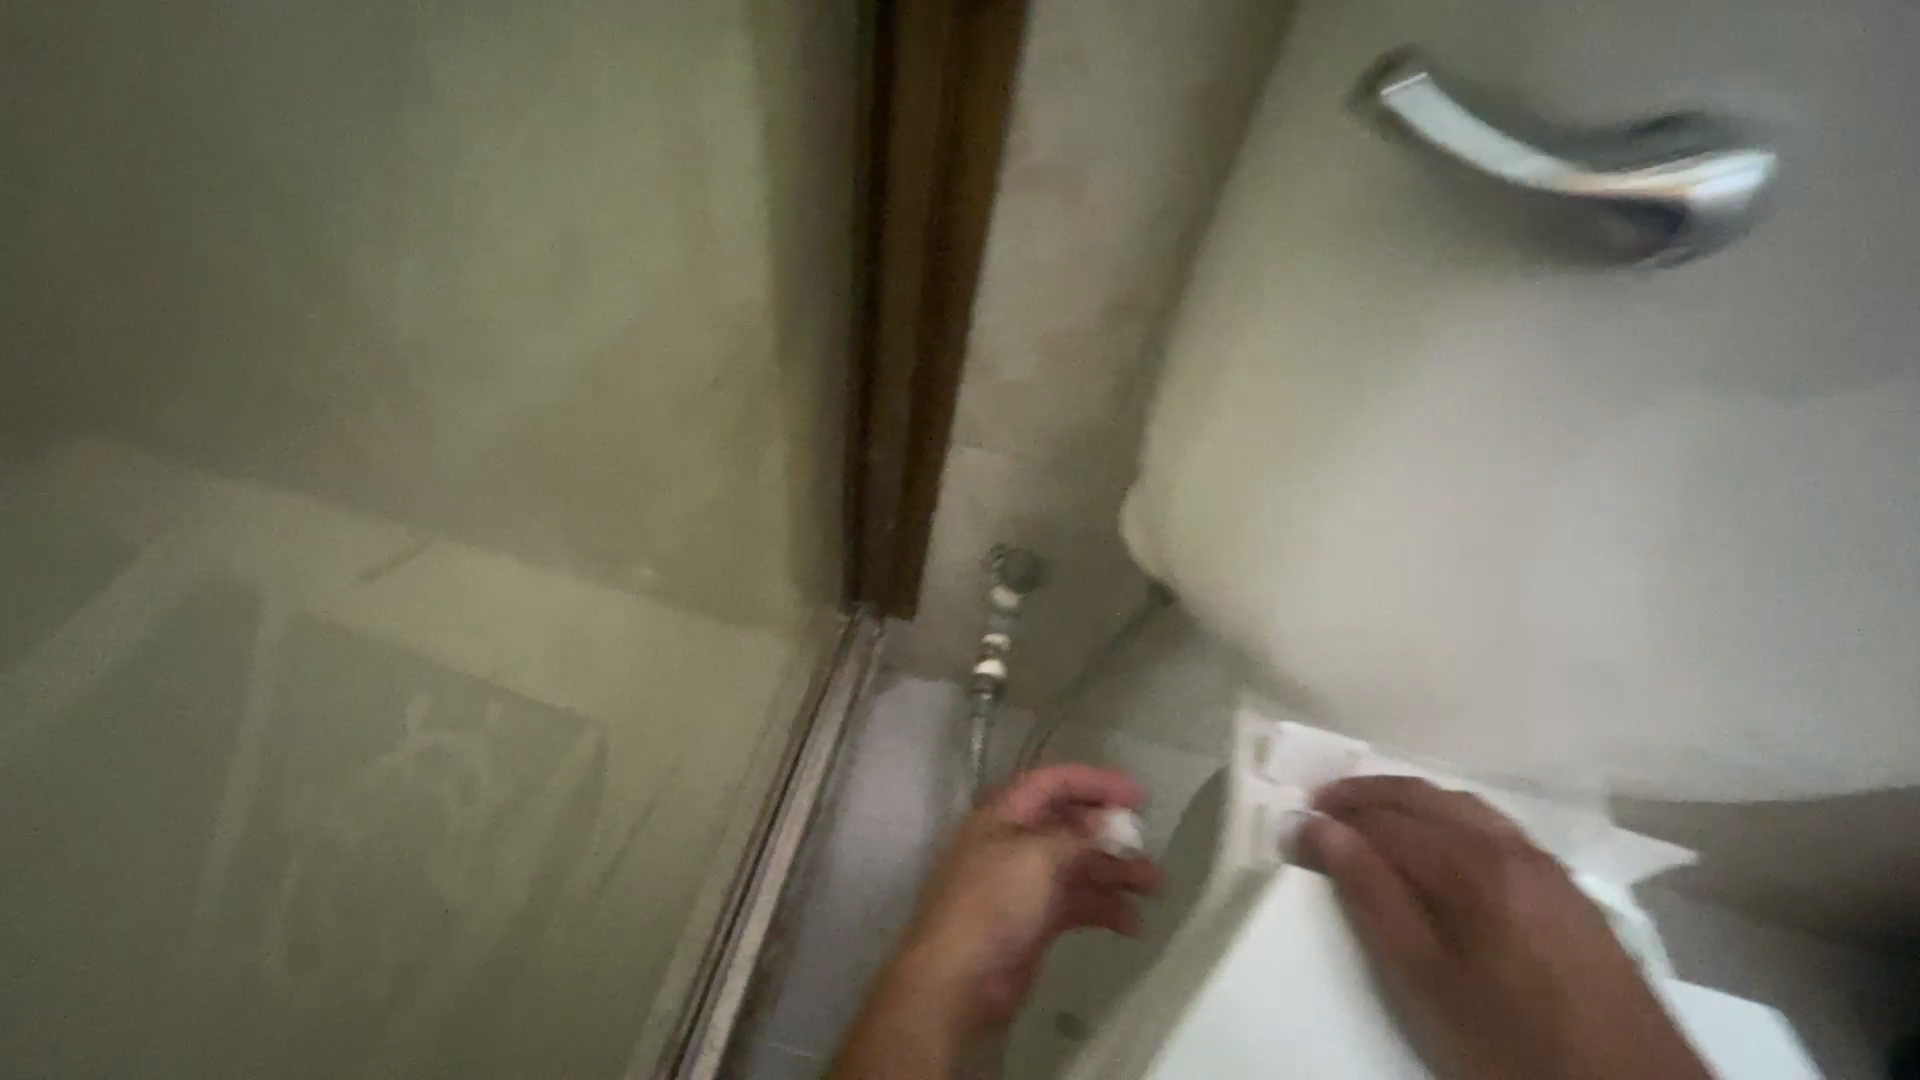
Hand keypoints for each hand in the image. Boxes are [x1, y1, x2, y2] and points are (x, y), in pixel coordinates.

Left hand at [890, 765, 1161, 1036]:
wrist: (957, 981)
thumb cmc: (992, 903)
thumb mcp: (1035, 856)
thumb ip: (1076, 834)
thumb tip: (1108, 820)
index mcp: (1005, 814)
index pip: (1054, 782)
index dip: (1095, 782)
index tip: (1137, 795)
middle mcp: (1014, 841)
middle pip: (1069, 824)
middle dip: (1110, 832)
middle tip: (1148, 843)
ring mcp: (1023, 882)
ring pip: (1076, 865)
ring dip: (1114, 871)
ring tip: (1154, 885)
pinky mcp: (1034, 920)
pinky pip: (1075, 902)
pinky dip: (1103, 907)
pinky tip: (1131, 923)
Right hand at [1302, 776, 1711, 1079]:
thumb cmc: (1511, 1045)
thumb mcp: (1422, 979)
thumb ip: (1369, 895)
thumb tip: (1319, 828)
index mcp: (1471, 864)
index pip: (1383, 818)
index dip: (1332, 819)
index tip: (1293, 828)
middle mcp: (1511, 847)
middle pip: (1423, 796)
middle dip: (1366, 795)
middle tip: (1321, 808)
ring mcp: (1548, 868)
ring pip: (1463, 807)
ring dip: (1409, 803)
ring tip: (1371, 822)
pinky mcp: (1571, 894)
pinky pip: (1496, 830)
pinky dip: (1451, 821)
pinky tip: (1440, 850)